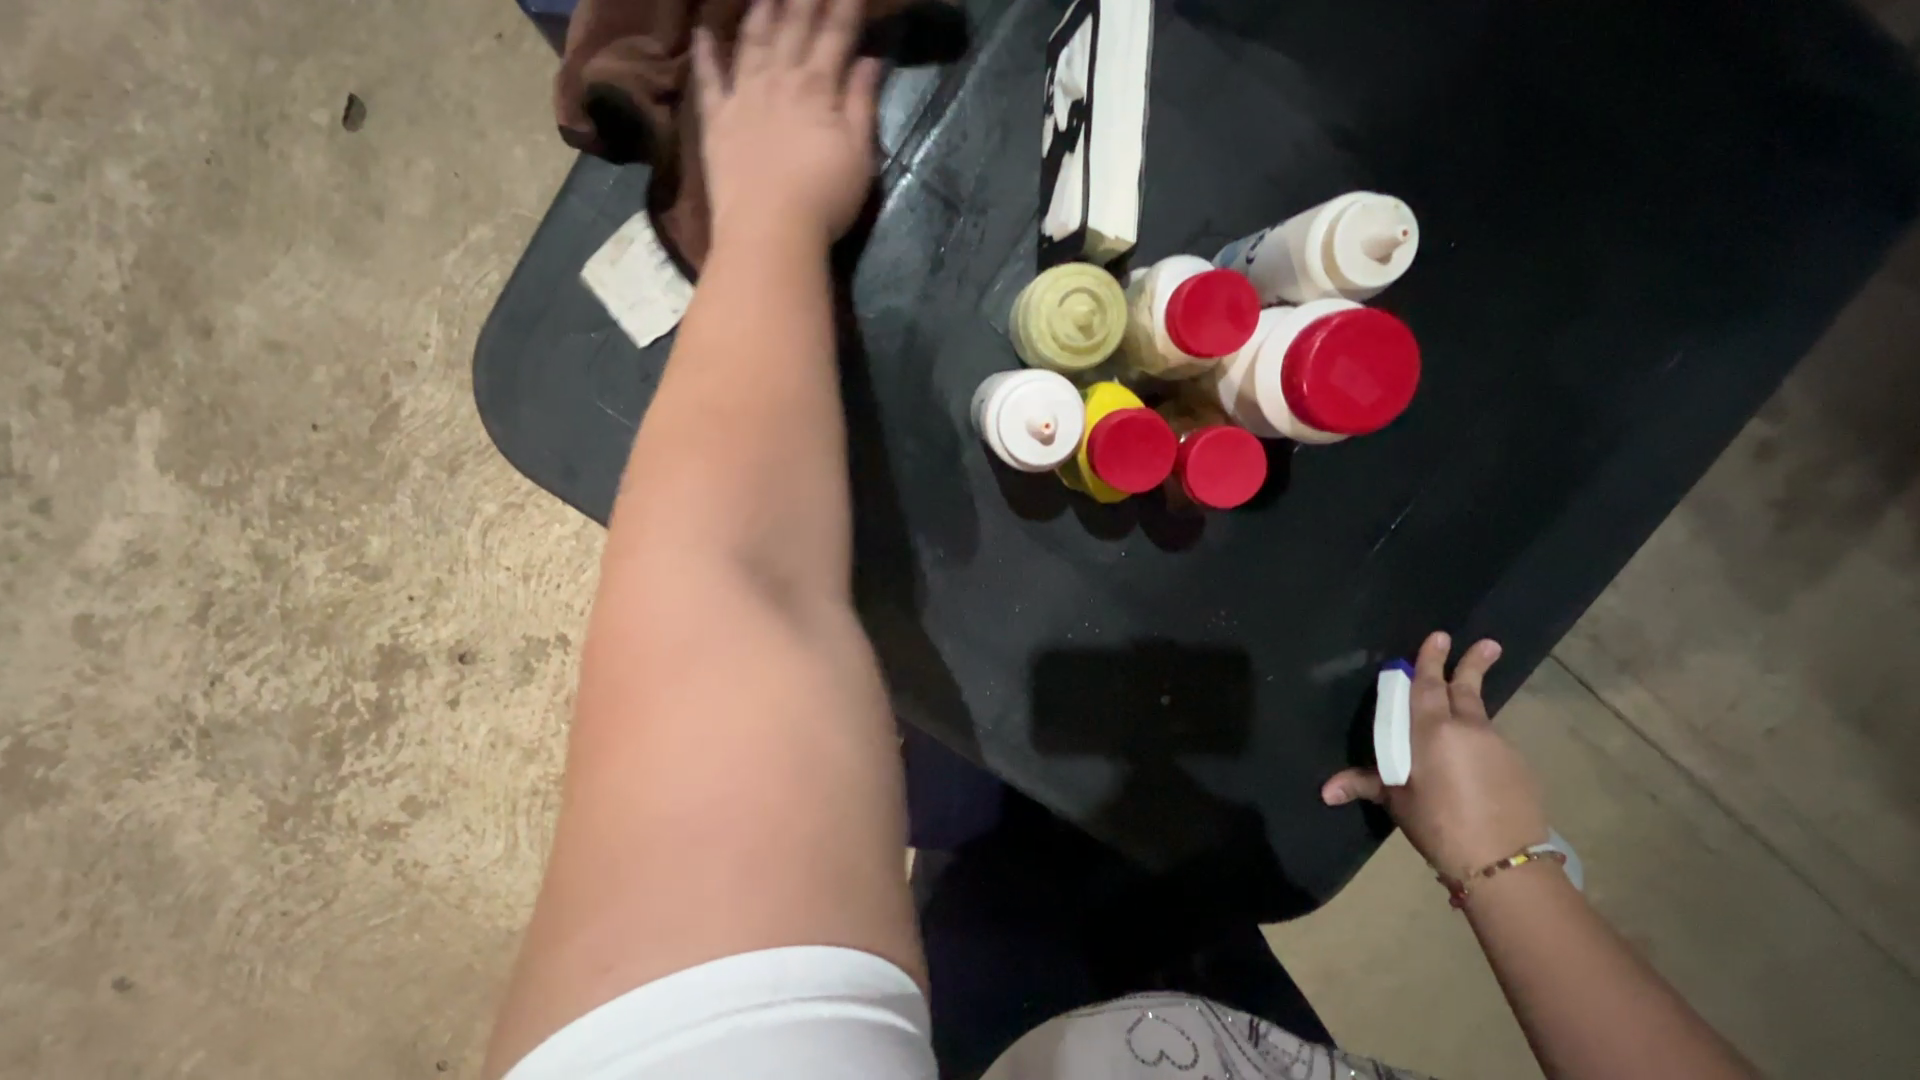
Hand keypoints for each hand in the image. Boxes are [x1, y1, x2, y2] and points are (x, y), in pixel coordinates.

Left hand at [692, 0, 883, 246]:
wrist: (770, 228)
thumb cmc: (825, 197)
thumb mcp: (860, 154)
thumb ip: (863, 104)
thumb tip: (870, 62)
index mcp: (819, 88)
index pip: (836, 37)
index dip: (844, 9)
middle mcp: (779, 81)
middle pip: (793, 30)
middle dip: (804, 1)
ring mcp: (743, 97)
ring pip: (752, 43)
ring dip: (761, 14)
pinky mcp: (717, 121)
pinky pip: (708, 80)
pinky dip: (704, 54)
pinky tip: (702, 32)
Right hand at [1322, 632, 1549, 879]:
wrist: (1503, 862)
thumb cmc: (1439, 824)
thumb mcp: (1398, 802)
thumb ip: (1365, 784)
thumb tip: (1326, 791)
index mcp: (1432, 730)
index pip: (1429, 685)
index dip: (1430, 660)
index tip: (1439, 636)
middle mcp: (1468, 728)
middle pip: (1467, 688)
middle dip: (1472, 663)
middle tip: (1488, 643)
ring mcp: (1498, 745)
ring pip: (1480, 716)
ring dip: (1472, 704)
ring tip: (1467, 703)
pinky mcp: (1518, 767)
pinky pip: (1492, 742)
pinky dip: (1480, 739)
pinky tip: (1474, 759)